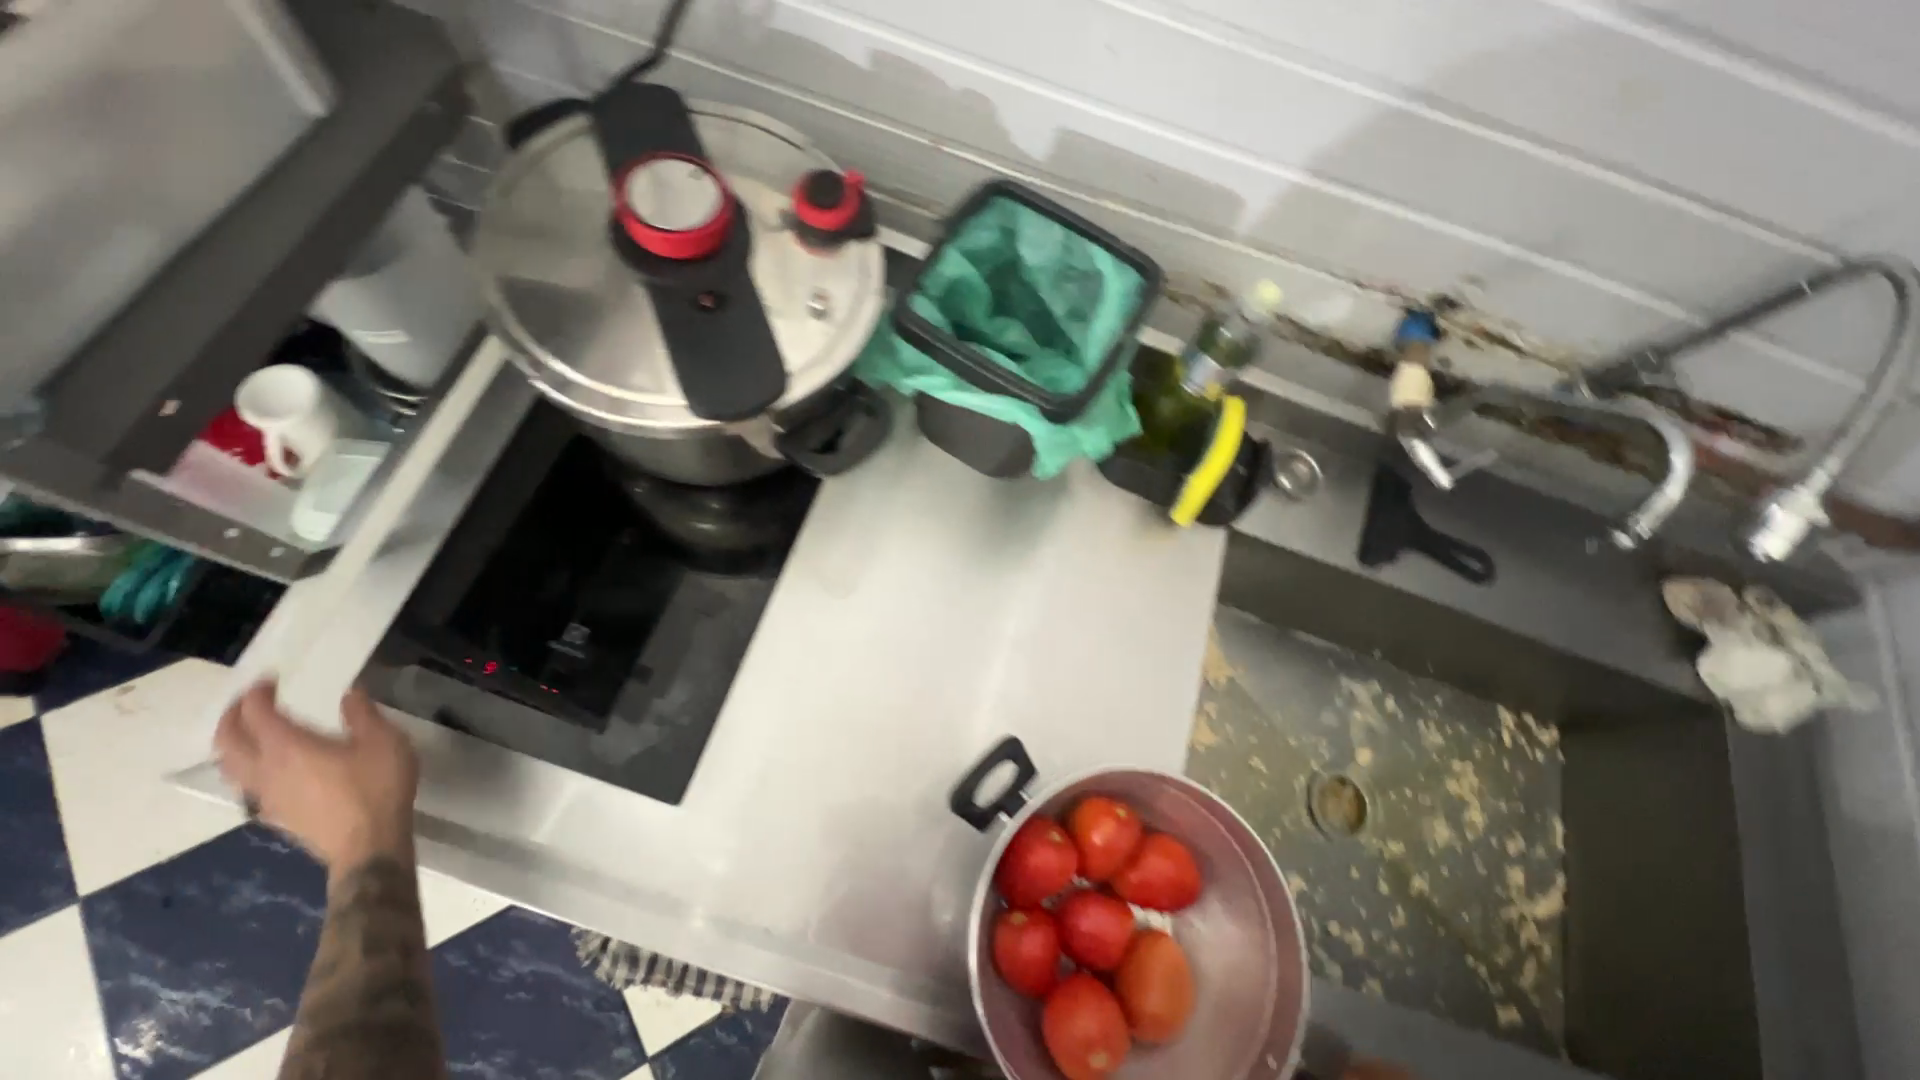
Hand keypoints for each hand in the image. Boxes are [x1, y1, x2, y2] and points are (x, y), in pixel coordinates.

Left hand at [215, 681, 419, 875]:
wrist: (368, 846)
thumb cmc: (376, 788)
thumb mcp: (384, 742)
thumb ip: (362, 715)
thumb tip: (348, 694)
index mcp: (288, 747)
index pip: (257, 714)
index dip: (257, 693)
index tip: (268, 680)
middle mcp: (266, 770)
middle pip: (227, 741)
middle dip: (231, 717)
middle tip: (246, 703)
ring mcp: (266, 797)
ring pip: (230, 768)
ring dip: (232, 745)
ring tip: (248, 735)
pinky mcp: (275, 817)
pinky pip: (247, 788)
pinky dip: (248, 770)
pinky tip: (269, 772)